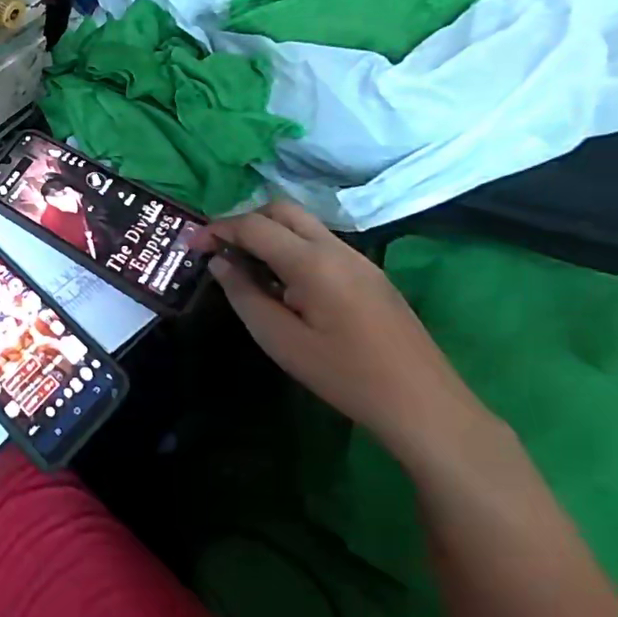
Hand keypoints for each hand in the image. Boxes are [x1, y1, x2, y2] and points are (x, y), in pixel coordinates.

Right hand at [205, 202, 496, 465]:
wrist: (425, 406)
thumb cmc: (344, 375)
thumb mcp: (279, 340)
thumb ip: (244, 294)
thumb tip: (219, 262)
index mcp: (312, 262)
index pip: (254, 225)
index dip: (218, 229)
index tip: (192, 245)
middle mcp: (336, 249)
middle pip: (281, 210)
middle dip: (244, 220)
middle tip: (219, 249)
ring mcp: (359, 260)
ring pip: (303, 225)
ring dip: (268, 233)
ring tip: (245, 265)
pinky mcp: (370, 275)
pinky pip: (320, 244)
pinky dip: (290, 247)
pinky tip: (281, 282)